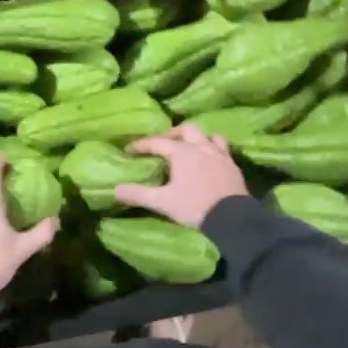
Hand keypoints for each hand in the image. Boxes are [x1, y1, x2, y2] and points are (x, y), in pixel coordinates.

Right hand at [113, 124, 248, 226]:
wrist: (232, 217)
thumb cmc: (194, 206)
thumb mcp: (162, 202)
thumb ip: (138, 194)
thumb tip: (115, 189)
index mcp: (181, 152)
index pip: (156, 142)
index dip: (141, 145)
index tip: (129, 150)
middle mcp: (200, 146)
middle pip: (184, 130)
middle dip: (170, 134)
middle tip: (161, 144)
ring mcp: (219, 154)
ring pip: (206, 135)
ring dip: (194, 138)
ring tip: (187, 147)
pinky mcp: (232, 164)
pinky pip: (221, 147)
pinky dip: (212, 147)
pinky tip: (209, 158)